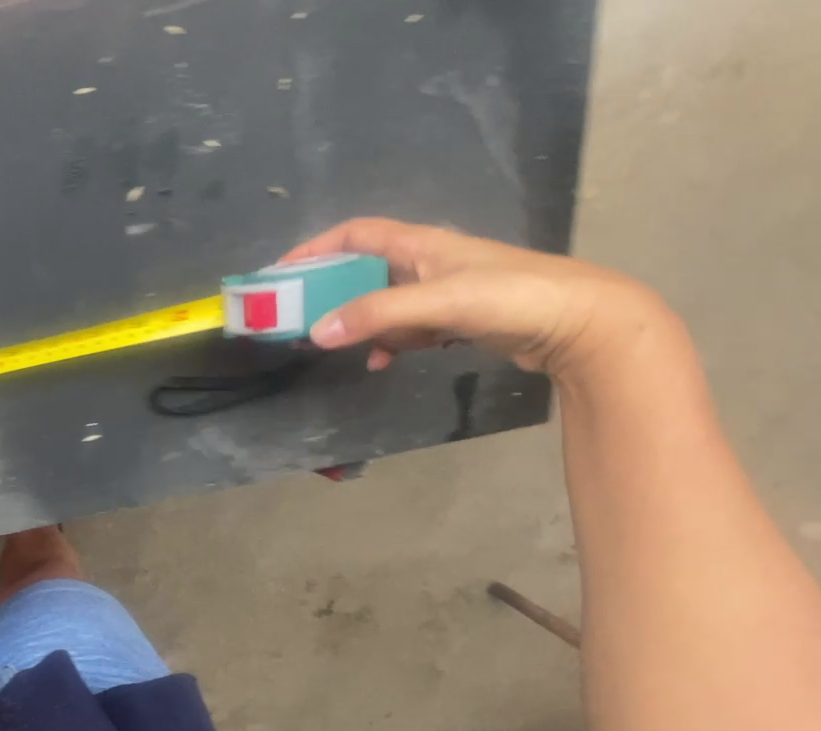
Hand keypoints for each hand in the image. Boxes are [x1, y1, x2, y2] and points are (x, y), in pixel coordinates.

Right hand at [282, 217, 689, 384]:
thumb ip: (376, 315)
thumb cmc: (513, 297)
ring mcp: (440, 292)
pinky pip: (402, 329)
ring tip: (332, 344)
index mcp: (421, 245)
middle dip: (326, 291)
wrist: (583, 323)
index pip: (355, 234)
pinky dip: (385, 343)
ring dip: (355, 322)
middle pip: (360, 270)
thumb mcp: (439, 302)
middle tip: (296, 316)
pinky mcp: (452, 319)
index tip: (281, 272)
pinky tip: (381, 362)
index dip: (315, 247)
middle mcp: (426, 262)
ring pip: (378, 303)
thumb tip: (316, 332)